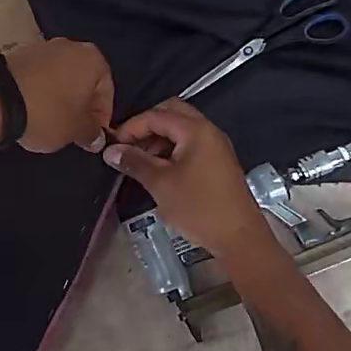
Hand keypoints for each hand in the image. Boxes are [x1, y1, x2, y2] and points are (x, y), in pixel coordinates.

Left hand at [4, 39, 113, 152]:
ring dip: (62, 97)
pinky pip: (40, 75)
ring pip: (62, 77)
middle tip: (76, 128)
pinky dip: (42, 91)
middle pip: (84, 80)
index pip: (108, 90)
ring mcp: (43, 46)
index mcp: (92, 58)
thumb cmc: (48, 113)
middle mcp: (70, 45)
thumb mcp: (76, 130)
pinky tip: (35, 109)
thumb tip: (95, 138)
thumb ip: (92, 133)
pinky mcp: (19, 53)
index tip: (94, 133)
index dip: (103, 115)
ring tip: (53, 120)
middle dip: (82, 104)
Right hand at [102, 99, 278, 259]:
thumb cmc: (199, 208)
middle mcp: (208, 131)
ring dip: (159, 139)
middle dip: (146, 127)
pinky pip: (190, 144)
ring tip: (139, 161)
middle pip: (172, 113)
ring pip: (181, 129)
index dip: (131, 127)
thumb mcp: (160, 184)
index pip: (156, 115)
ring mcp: (216, 146)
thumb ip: (135, 162)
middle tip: (128, 146)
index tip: (113, 144)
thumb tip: (111, 151)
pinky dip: (172, 150)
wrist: (238, 236)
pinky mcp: (218, 161)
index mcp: (196, 130)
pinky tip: (158, 169)